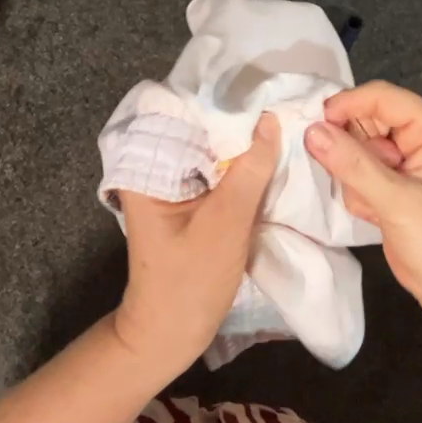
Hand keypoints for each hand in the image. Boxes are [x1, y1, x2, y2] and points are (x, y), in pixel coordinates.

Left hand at [111, 113, 279, 374]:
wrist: (168, 338)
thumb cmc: (188, 283)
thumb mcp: (225, 224)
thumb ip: (249, 170)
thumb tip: (270, 119)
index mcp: (145, 165)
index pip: (179, 111)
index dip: (218, 96)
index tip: (257, 85)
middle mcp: (154, 165)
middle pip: (197, 126)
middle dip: (234, 117)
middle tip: (275, 98)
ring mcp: (172, 183)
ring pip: (210, 147)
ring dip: (240, 141)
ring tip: (276, 119)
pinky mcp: (190, 199)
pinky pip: (216, 169)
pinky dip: (238, 164)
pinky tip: (266, 154)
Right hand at [305, 82, 421, 317]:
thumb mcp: (397, 203)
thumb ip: (353, 164)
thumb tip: (310, 130)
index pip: (380, 96)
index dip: (345, 106)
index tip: (313, 129)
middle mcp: (421, 130)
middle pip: (364, 117)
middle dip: (352, 151)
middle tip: (357, 184)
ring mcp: (405, 153)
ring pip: (355, 142)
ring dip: (354, 175)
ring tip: (375, 205)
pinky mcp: (392, 175)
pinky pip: (356, 165)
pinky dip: (357, 188)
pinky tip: (376, 213)